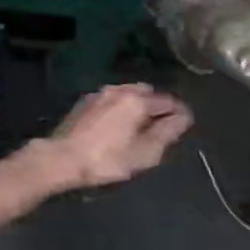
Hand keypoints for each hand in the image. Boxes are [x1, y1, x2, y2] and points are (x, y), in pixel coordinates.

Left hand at [33, 83, 193, 190]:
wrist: (64, 156)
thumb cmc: (108, 159)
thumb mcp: (144, 153)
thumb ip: (166, 132)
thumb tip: (183, 117)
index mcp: (136, 101)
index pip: (167, 101)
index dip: (179, 112)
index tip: (185, 124)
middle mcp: (118, 90)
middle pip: (147, 92)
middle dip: (158, 105)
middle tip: (162, 127)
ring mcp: (99, 93)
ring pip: (127, 92)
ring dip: (138, 104)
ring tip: (141, 126)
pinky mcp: (85, 101)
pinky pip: (112, 98)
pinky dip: (121, 105)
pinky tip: (119, 123)